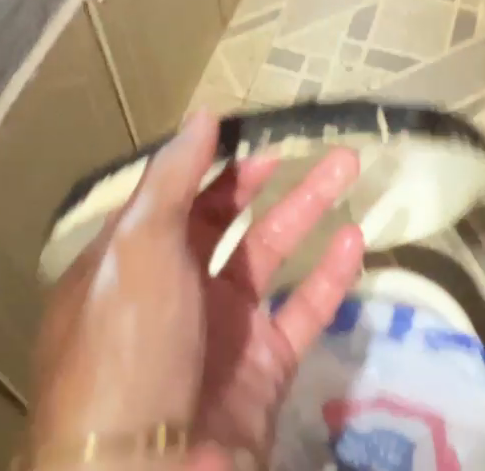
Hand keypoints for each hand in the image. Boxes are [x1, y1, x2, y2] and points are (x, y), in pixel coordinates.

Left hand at [27, 111, 365, 469]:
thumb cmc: (129, 344)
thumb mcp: (137, 248)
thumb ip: (172, 178)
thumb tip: (202, 116)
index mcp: (131, 261)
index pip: (172, 196)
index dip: (207, 160)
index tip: (247, 126)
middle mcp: (174, 290)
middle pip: (224, 219)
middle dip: (262, 178)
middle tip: (303, 144)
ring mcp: (221, 330)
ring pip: (271, 254)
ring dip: (308, 209)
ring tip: (348, 166)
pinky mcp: (263, 368)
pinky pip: (302, 310)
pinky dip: (329, 275)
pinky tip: (355, 239)